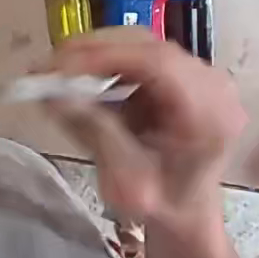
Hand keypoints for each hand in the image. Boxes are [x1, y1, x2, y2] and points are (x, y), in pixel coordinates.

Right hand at [45, 27, 246, 230]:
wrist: (186, 212)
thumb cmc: (162, 206)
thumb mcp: (126, 181)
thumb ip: (94, 133)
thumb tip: (50, 93)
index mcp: (210, 113)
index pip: (157, 63)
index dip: (104, 57)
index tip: (59, 68)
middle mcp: (212, 84)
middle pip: (146, 46)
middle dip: (91, 52)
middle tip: (46, 68)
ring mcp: (198, 74)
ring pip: (138, 44)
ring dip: (94, 55)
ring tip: (55, 73)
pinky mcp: (179, 72)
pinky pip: (137, 53)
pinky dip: (104, 62)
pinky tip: (78, 76)